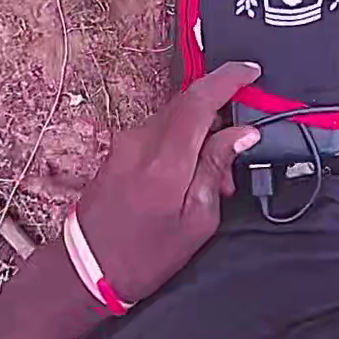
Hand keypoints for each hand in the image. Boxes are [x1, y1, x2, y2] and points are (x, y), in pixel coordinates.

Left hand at [69, 61, 262, 304]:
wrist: (87, 267)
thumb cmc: (145, 255)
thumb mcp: (196, 220)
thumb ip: (217, 167)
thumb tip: (241, 132)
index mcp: (165, 161)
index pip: (200, 100)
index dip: (229, 79)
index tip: (251, 72)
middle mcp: (141, 142)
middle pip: (188, 104)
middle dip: (220, 118)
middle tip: (237, 156)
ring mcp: (126, 142)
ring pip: (176, 118)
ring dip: (201, 135)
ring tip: (215, 179)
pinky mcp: (118, 148)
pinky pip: (159, 131)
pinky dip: (182, 143)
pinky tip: (189, 176)